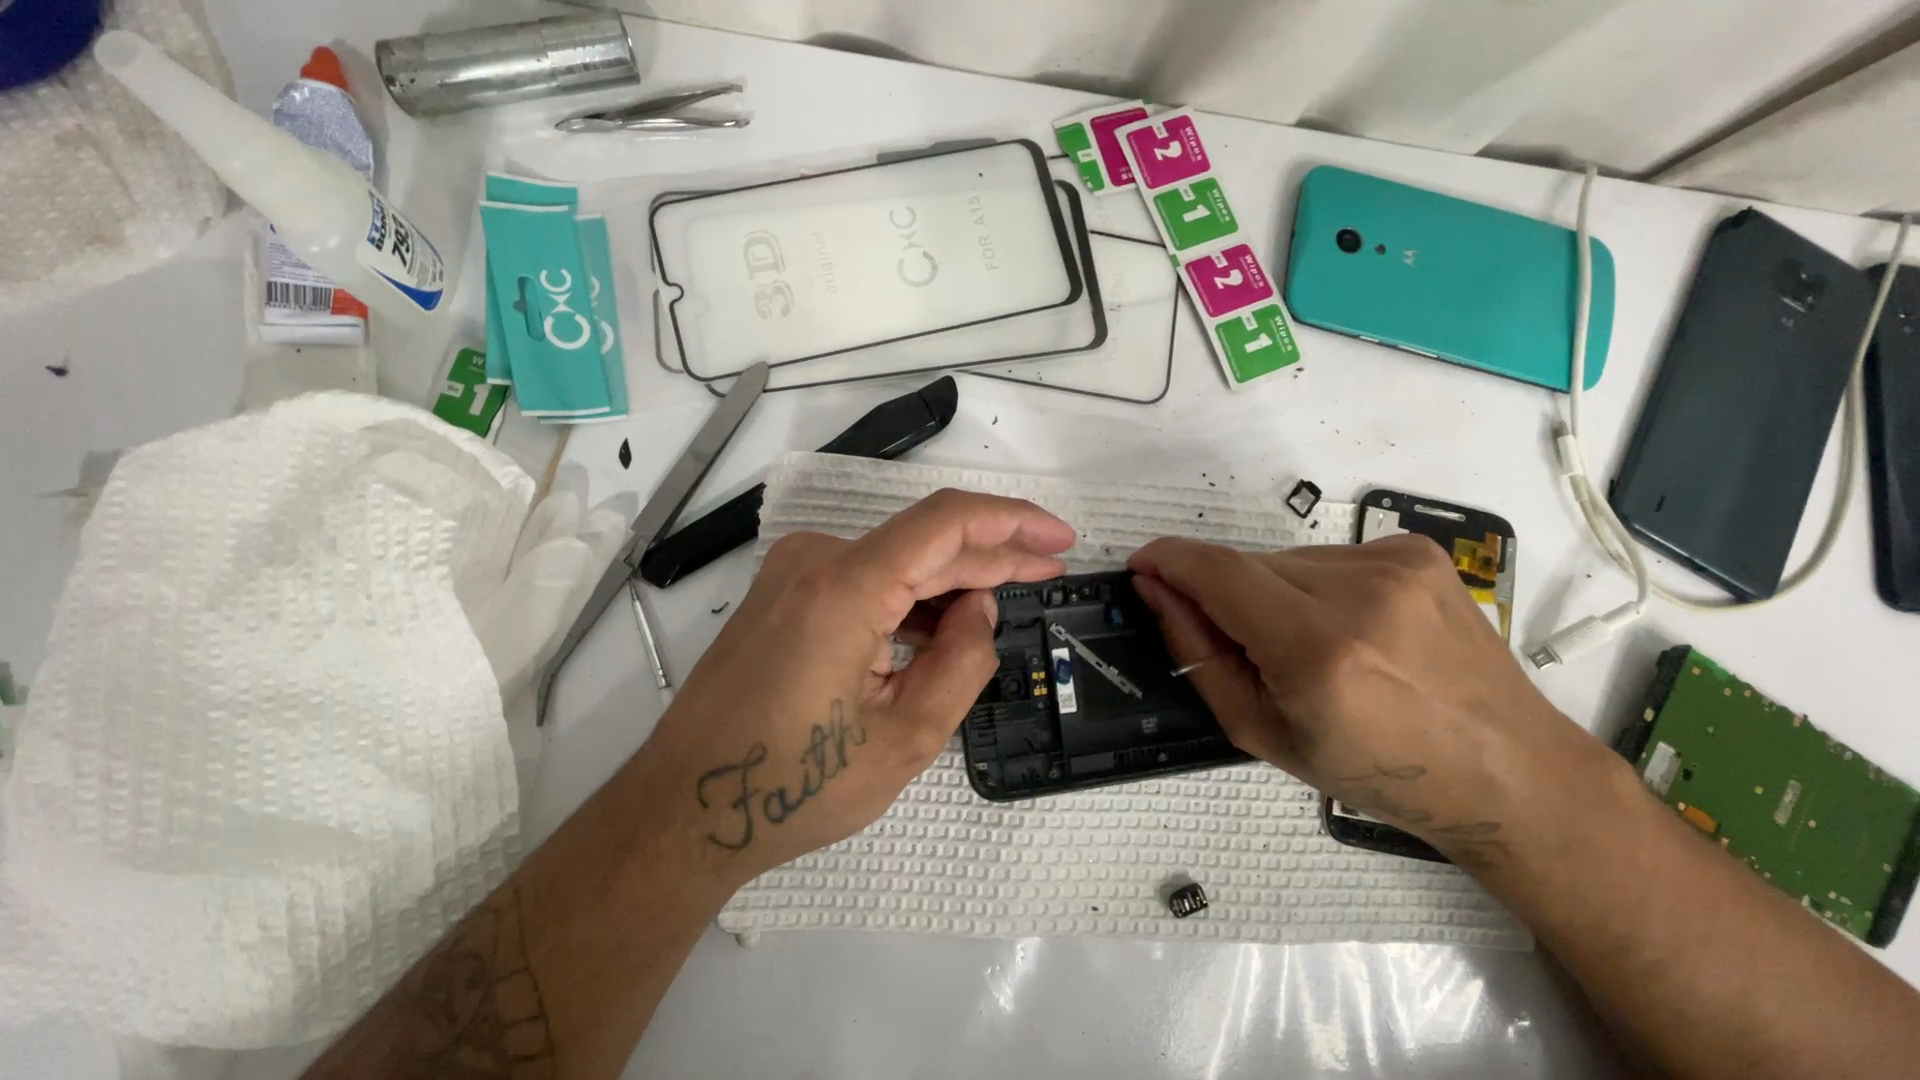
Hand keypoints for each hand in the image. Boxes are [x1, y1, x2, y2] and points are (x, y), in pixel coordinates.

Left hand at [633, 490, 1075, 890]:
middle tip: (1047, 572)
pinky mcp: (779, 599)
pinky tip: (940, 626)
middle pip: (922, 542)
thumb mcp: (905, 738)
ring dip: (948, 583)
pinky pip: (860, 582)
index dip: (1013, 522)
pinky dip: (906, 601)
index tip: (1061, 539)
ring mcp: (789, 577)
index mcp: (844, 586)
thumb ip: (962, 662)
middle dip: (990, 556)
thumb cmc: (793, 784)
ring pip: (892, 563)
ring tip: (999, 609)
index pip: (946, 522)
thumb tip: (978, 608)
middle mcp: (814, 562)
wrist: (684, 809)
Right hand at [1129, 535, 1611, 870]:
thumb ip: (1200, 656)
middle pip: (1249, 566)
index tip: (1142, 565)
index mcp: (1319, 652)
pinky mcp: (1418, 553)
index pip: (1219, 573)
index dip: (1169, 561)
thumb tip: (1157, 591)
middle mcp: (1361, 593)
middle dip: (1226, 595)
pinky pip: (1330, 557)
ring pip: (1288, 560)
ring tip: (1313, 646)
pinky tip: (1352, 629)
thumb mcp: (1265, 734)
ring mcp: (1396, 565)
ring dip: (1274, 593)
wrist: (1506, 769)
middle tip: (1245, 647)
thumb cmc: (1377, 771)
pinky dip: (1317, 587)